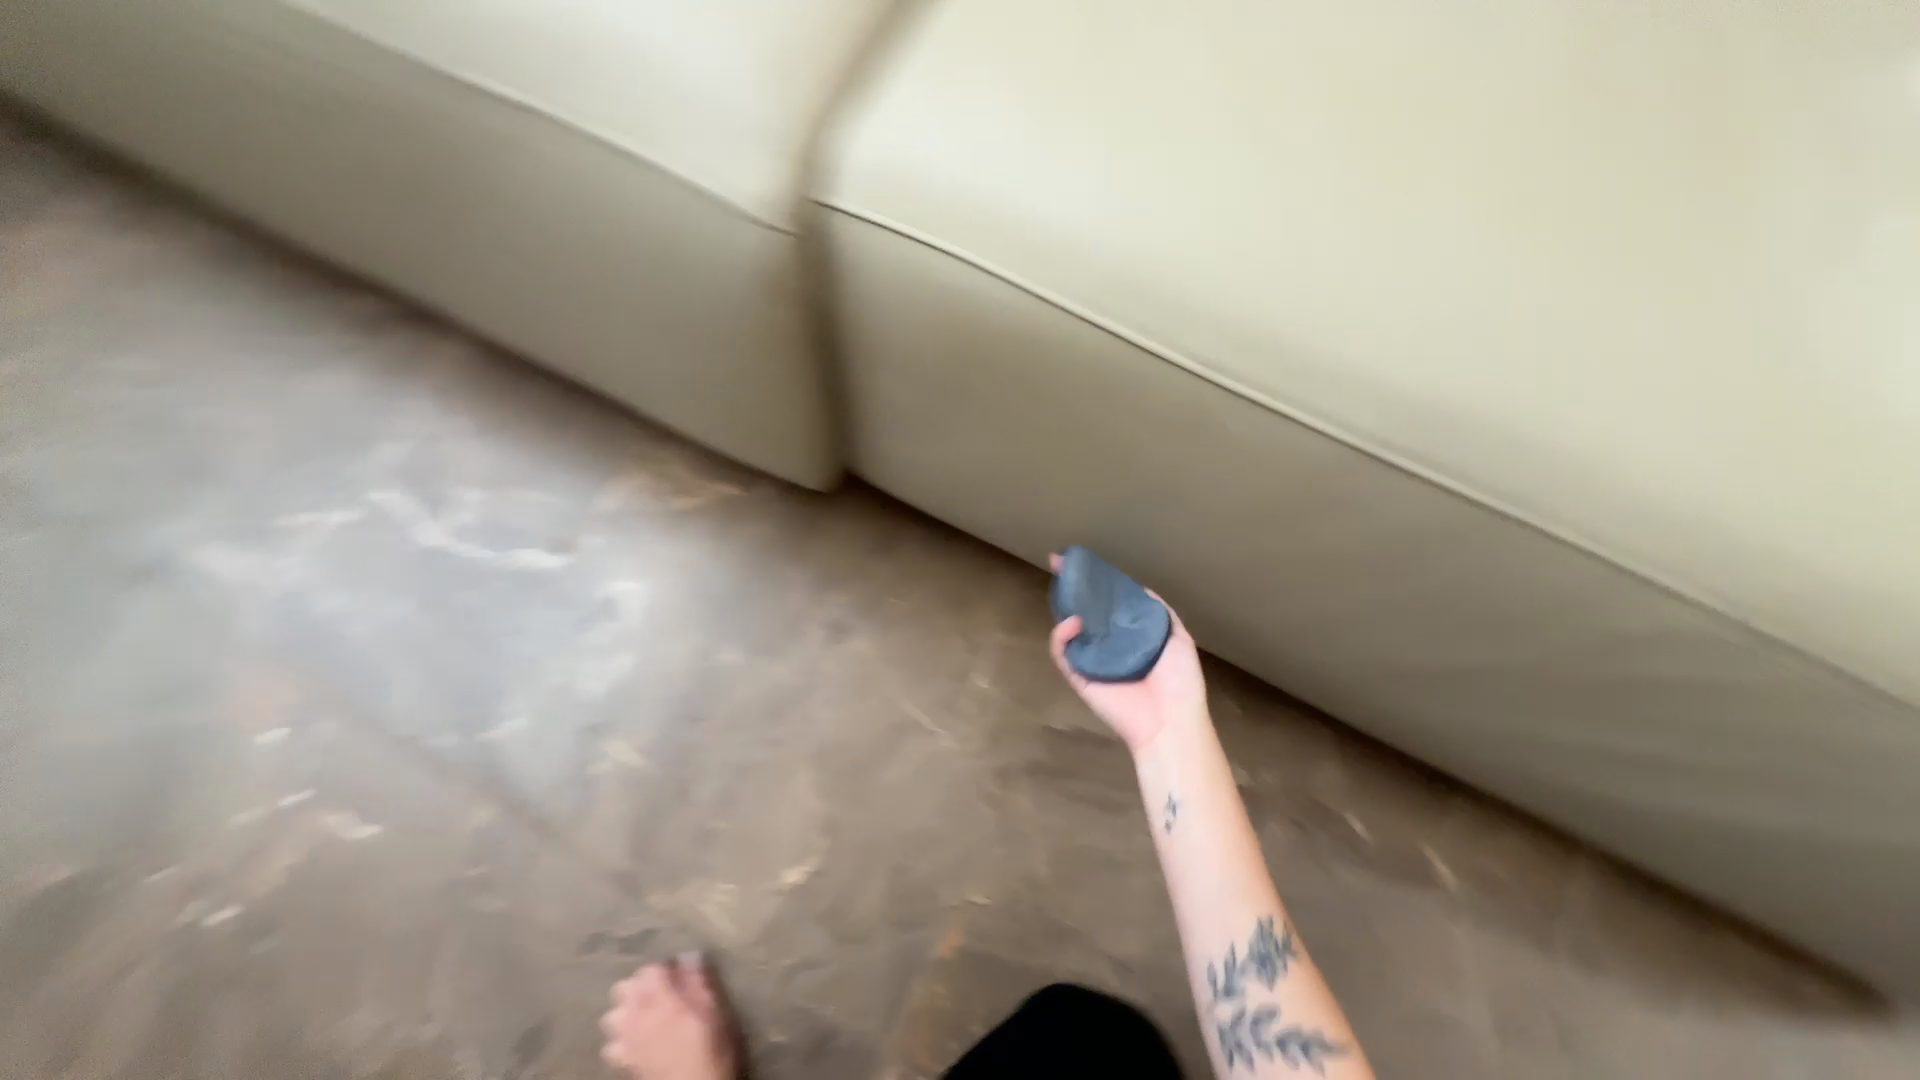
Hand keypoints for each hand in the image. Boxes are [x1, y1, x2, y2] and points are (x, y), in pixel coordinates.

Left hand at [601, 955, 735, 1079]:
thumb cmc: (710, 1046)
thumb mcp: (714, 1009)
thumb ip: (699, 981)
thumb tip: (690, 956)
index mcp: (663, 999)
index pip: (649, 970)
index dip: (663, 968)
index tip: (679, 973)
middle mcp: (639, 1016)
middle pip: (623, 988)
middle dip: (638, 985)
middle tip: (661, 991)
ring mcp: (629, 1040)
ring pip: (611, 1015)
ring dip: (625, 1010)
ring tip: (644, 1014)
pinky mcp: (625, 1061)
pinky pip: (611, 1046)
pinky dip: (620, 1040)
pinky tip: (635, 1041)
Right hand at [1048, 554, 1208, 754]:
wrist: (1172, 720)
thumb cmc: (1180, 680)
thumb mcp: (1177, 636)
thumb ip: (1157, 612)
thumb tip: (1137, 588)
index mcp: (1131, 634)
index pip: (1109, 602)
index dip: (1097, 581)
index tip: (1081, 560)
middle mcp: (1109, 643)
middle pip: (1087, 610)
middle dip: (1073, 587)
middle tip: (1059, 562)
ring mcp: (1092, 659)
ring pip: (1071, 628)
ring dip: (1065, 606)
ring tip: (1064, 586)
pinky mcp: (1078, 676)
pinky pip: (1062, 653)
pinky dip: (1061, 637)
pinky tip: (1071, 623)